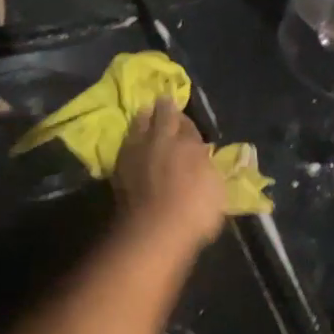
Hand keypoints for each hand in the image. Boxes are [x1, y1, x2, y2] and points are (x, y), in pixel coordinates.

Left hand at [115, 99, 225, 248]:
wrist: (153, 232)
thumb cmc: (194, 210)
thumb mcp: (216, 187)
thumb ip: (207, 167)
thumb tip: (201, 156)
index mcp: (186, 143)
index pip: (185, 123)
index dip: (185, 119)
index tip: (183, 116)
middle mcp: (160, 141)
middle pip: (160, 118)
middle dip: (163, 109)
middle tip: (162, 101)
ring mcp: (135, 155)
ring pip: (137, 128)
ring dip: (142, 120)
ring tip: (143, 115)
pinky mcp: (118, 172)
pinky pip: (125, 147)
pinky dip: (129, 142)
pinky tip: (131, 145)